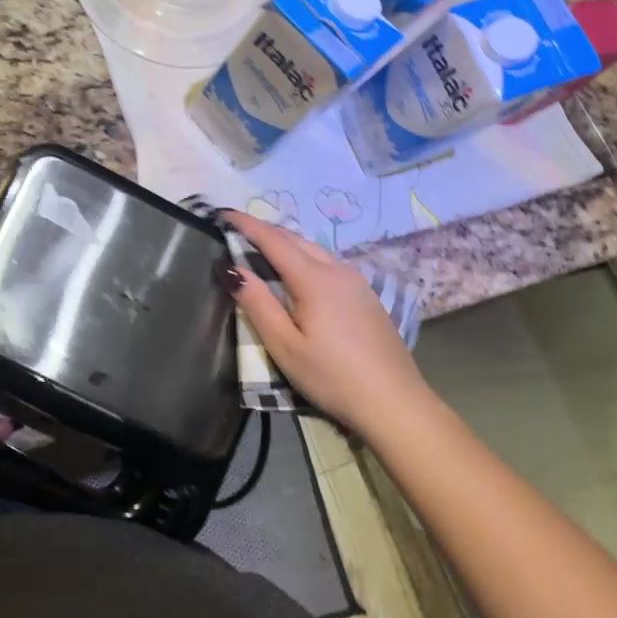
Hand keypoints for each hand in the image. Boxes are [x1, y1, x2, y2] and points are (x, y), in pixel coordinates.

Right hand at [220, 211, 431, 437]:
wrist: (395, 404)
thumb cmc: (332, 377)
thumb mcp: (285, 345)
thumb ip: (258, 303)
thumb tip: (232, 269)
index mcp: (314, 279)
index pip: (273, 239)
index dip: (245, 224)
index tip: (221, 213)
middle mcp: (337, 271)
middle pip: (295, 239)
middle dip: (264, 231)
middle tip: (235, 233)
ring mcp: (357, 282)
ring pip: (314, 250)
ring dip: (285, 244)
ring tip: (261, 251)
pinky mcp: (366, 297)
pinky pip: (328, 264)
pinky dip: (304, 258)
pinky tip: (297, 276)